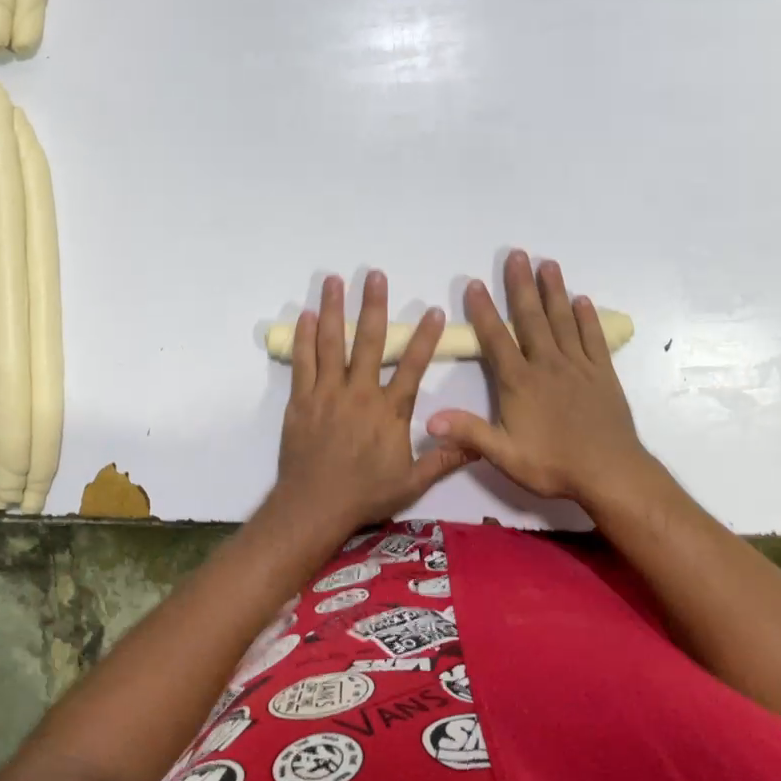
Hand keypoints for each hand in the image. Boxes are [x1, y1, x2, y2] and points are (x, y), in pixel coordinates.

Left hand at [269, 272, 475, 537]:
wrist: (313, 506)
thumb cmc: (365, 495)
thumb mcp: (413, 483)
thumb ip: (444, 459)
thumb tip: (479, 445)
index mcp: (390, 411)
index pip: (413, 367)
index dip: (425, 337)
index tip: (433, 310)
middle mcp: (360, 394)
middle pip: (370, 341)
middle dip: (375, 305)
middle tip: (375, 275)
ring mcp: (328, 393)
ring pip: (332, 343)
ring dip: (335, 309)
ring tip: (335, 280)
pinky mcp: (301, 400)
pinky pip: (303, 362)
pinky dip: (304, 337)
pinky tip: (307, 315)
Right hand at [426, 251, 652, 502]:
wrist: (610, 473)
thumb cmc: (553, 465)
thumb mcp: (504, 455)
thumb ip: (468, 433)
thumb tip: (430, 420)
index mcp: (520, 382)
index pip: (497, 339)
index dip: (483, 311)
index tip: (474, 284)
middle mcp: (548, 365)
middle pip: (532, 318)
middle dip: (521, 286)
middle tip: (516, 254)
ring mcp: (579, 367)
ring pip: (563, 321)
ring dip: (554, 291)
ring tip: (548, 263)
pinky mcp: (603, 375)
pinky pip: (593, 339)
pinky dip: (587, 318)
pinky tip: (582, 301)